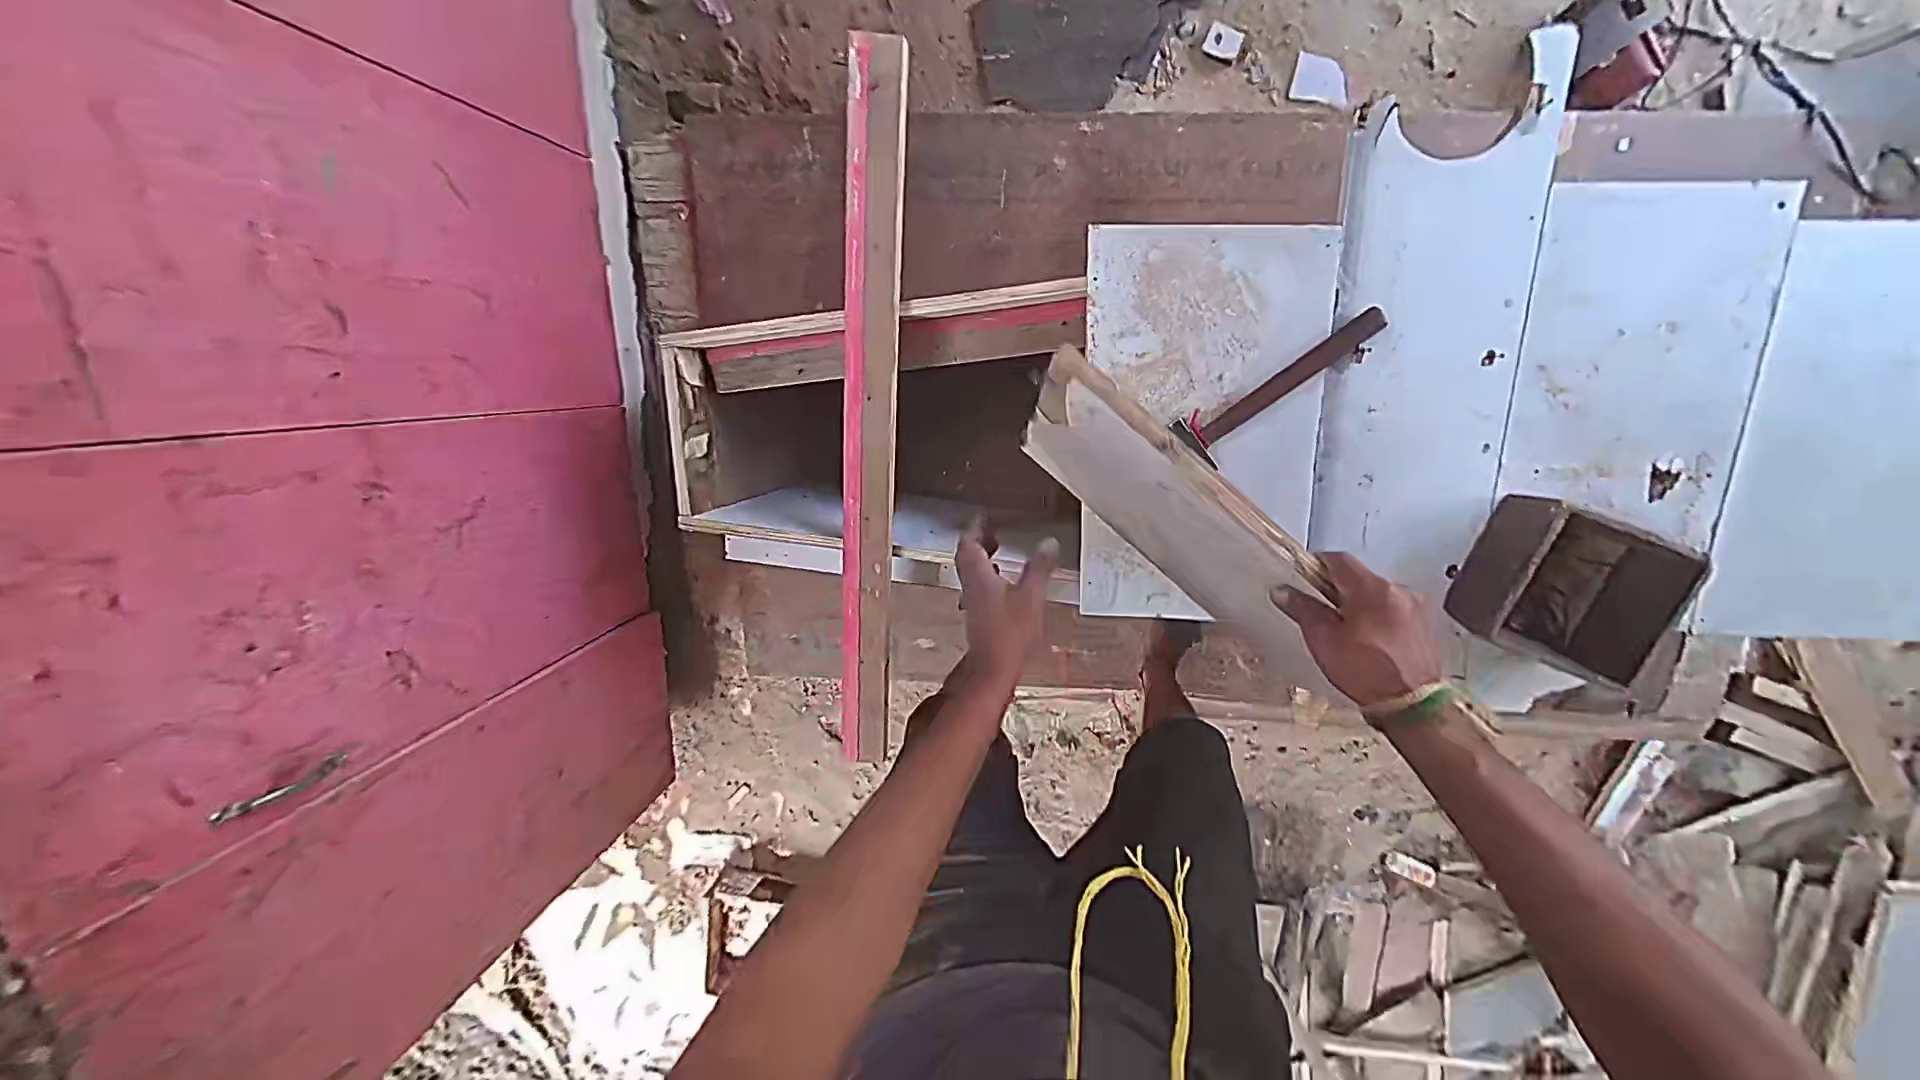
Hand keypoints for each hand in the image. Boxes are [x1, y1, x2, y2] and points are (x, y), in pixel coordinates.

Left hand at [955, 521, 1058, 686]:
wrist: (994, 668)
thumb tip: (1049, 543)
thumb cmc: (1010, 633)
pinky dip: (988, 574)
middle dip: (978, 540)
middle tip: (991, 530)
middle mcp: (971, 585)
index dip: (975, 527)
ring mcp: (972, 600)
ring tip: (998, 548)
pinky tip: (1003, 579)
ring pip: (972, 571)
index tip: (984, 517)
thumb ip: (1040, 568)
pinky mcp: (978, 613)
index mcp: (979, 575)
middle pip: (967, 555)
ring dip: (982, 556)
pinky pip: (979, 585)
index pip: (969, 543)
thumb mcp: (1032, 596)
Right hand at [1270, 552, 1442, 707]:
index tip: (1304, 577)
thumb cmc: (1367, 671)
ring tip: (1345, 631)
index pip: (1338, 559)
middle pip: (1358, 577)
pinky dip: (1377, 617)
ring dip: (1359, 604)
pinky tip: (1367, 640)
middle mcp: (1397, 591)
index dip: (1316, 565)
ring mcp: (1414, 608)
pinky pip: (1393, 610)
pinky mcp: (1424, 625)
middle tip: (1320, 610)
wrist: (1411, 703)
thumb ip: (1302, 608)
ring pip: (1376, 594)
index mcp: (1370, 588)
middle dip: (1337, 589)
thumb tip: (1284, 591)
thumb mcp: (1323, 638)